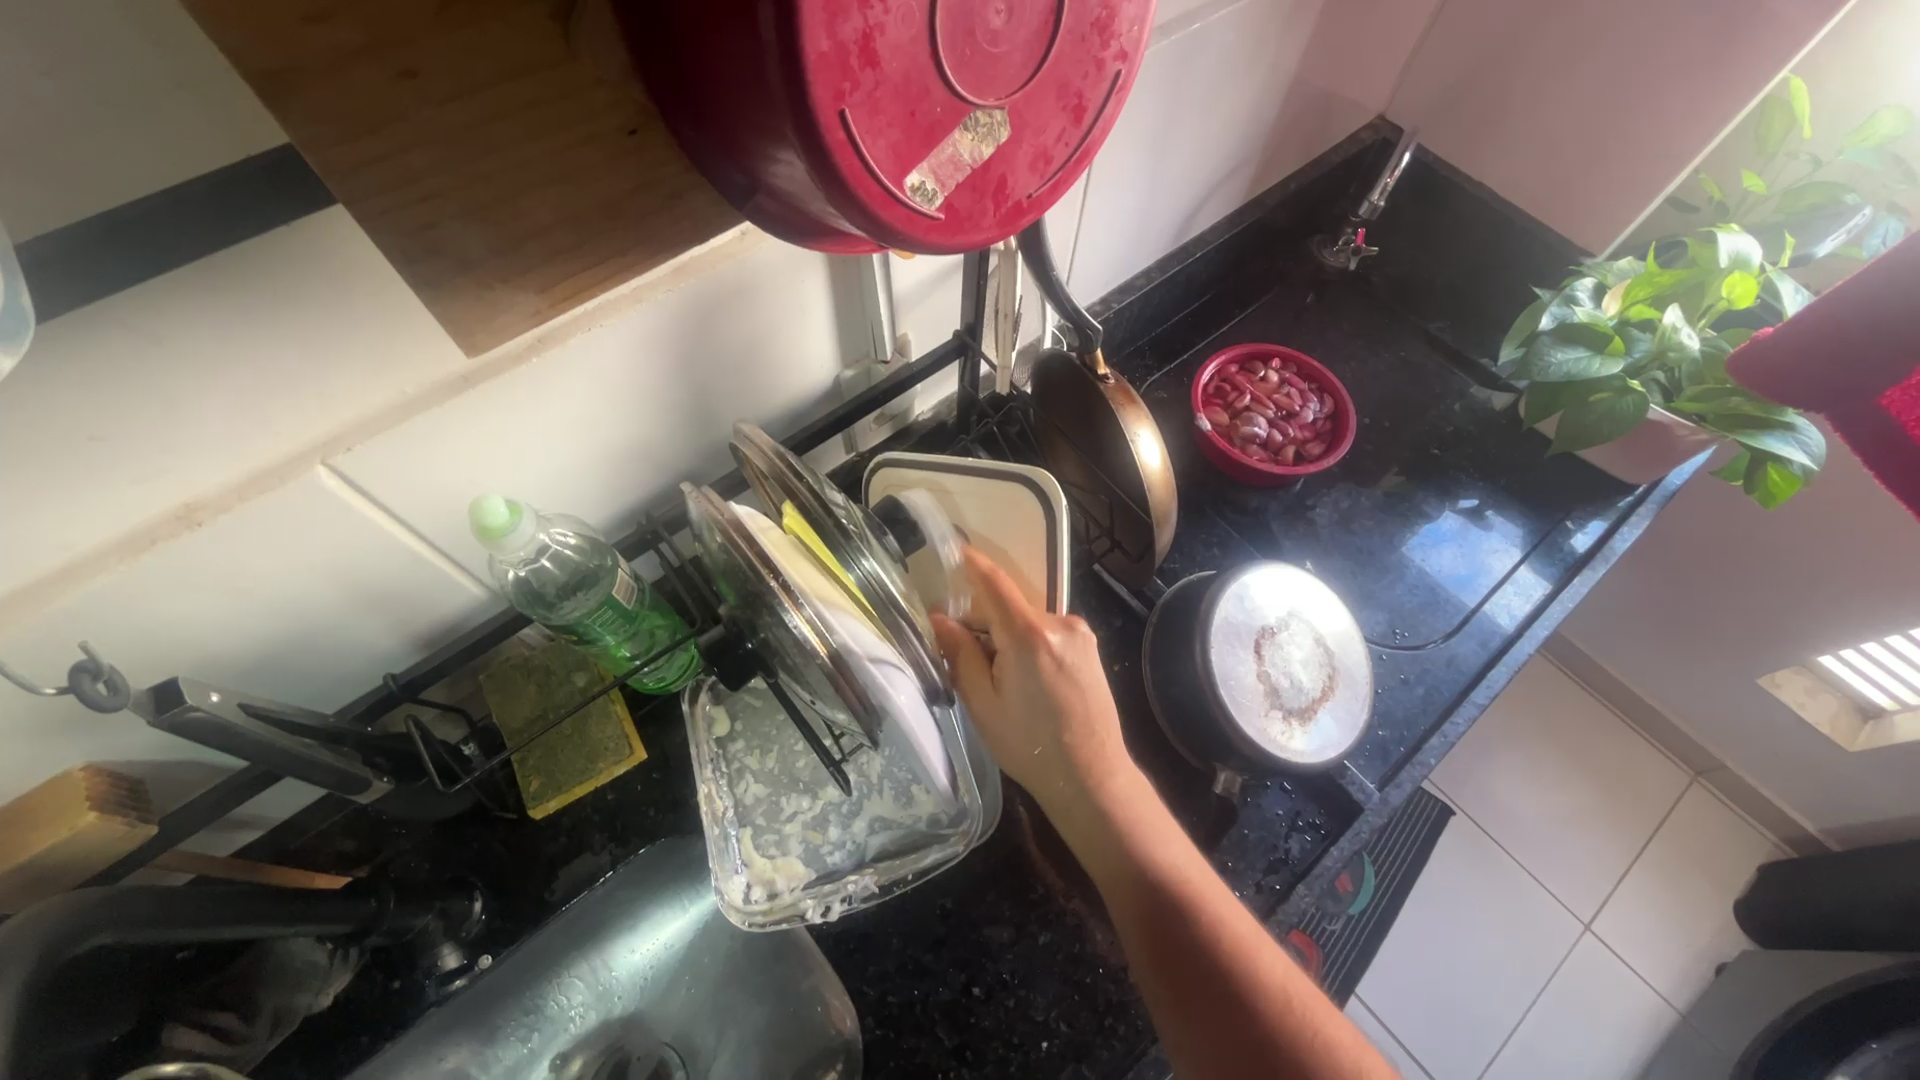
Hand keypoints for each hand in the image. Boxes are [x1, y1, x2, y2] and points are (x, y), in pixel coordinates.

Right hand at [930, 548, 1140, 825]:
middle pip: (1011, 607)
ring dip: (1010, 638)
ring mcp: (1081, 634)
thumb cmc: (1029, 745)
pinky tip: (1028, 684)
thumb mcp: (982, 704)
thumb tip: (941, 619)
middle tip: (968, 657)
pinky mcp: (1091, 648)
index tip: (955, 548)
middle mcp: (1060, 624)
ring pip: (1030, 622)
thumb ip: (961, 655)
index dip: (973, 564)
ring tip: (1001, 681)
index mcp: (1029, 635)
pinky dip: (1030, 646)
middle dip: (986, 623)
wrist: (1091, 776)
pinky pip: (1049, 634)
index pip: (995, 584)